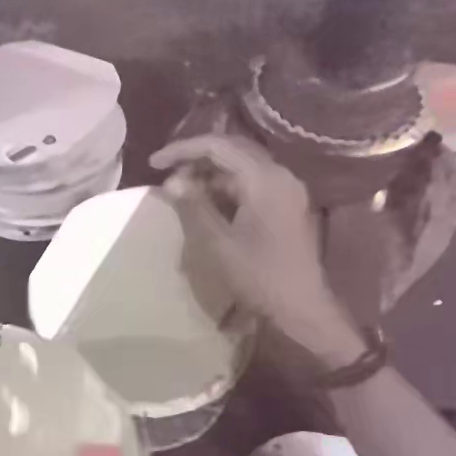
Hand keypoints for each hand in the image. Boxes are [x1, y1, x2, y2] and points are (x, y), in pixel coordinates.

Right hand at [151, 135, 367, 367]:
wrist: (301, 309)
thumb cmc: (258, 276)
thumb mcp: (217, 242)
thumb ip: (193, 206)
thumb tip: (172, 181)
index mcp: (265, 178)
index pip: (218, 146)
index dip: (182, 150)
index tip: (153, 164)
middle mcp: (280, 176)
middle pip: (233, 151)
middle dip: (196, 159)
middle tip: (166, 175)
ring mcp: (287, 191)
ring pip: (241, 168)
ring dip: (210, 175)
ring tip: (181, 192)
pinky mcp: (287, 207)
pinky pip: (252, 185)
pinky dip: (225, 189)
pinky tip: (206, 205)